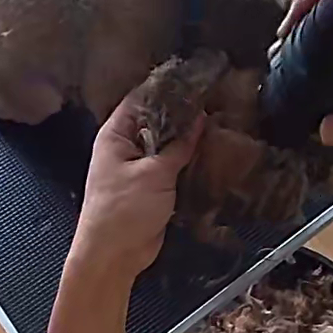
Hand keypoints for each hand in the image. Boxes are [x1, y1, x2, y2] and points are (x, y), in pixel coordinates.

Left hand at [69, 76, 202, 284]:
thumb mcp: (154, 173)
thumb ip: (179, 146)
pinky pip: (173, 167)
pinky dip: (189, 160)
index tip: (196, 77)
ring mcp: (140, 168)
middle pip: (156, 120)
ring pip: (167, 144)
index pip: (141, 98)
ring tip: (218, 121)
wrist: (114, 255)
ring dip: (188, 138)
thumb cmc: (124, 209)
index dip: (167, 86)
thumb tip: (200, 118)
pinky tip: (210, 152)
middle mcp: (126, 147)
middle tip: (214, 98)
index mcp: (116, 135)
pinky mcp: (153, 188)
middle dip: (182, 112)